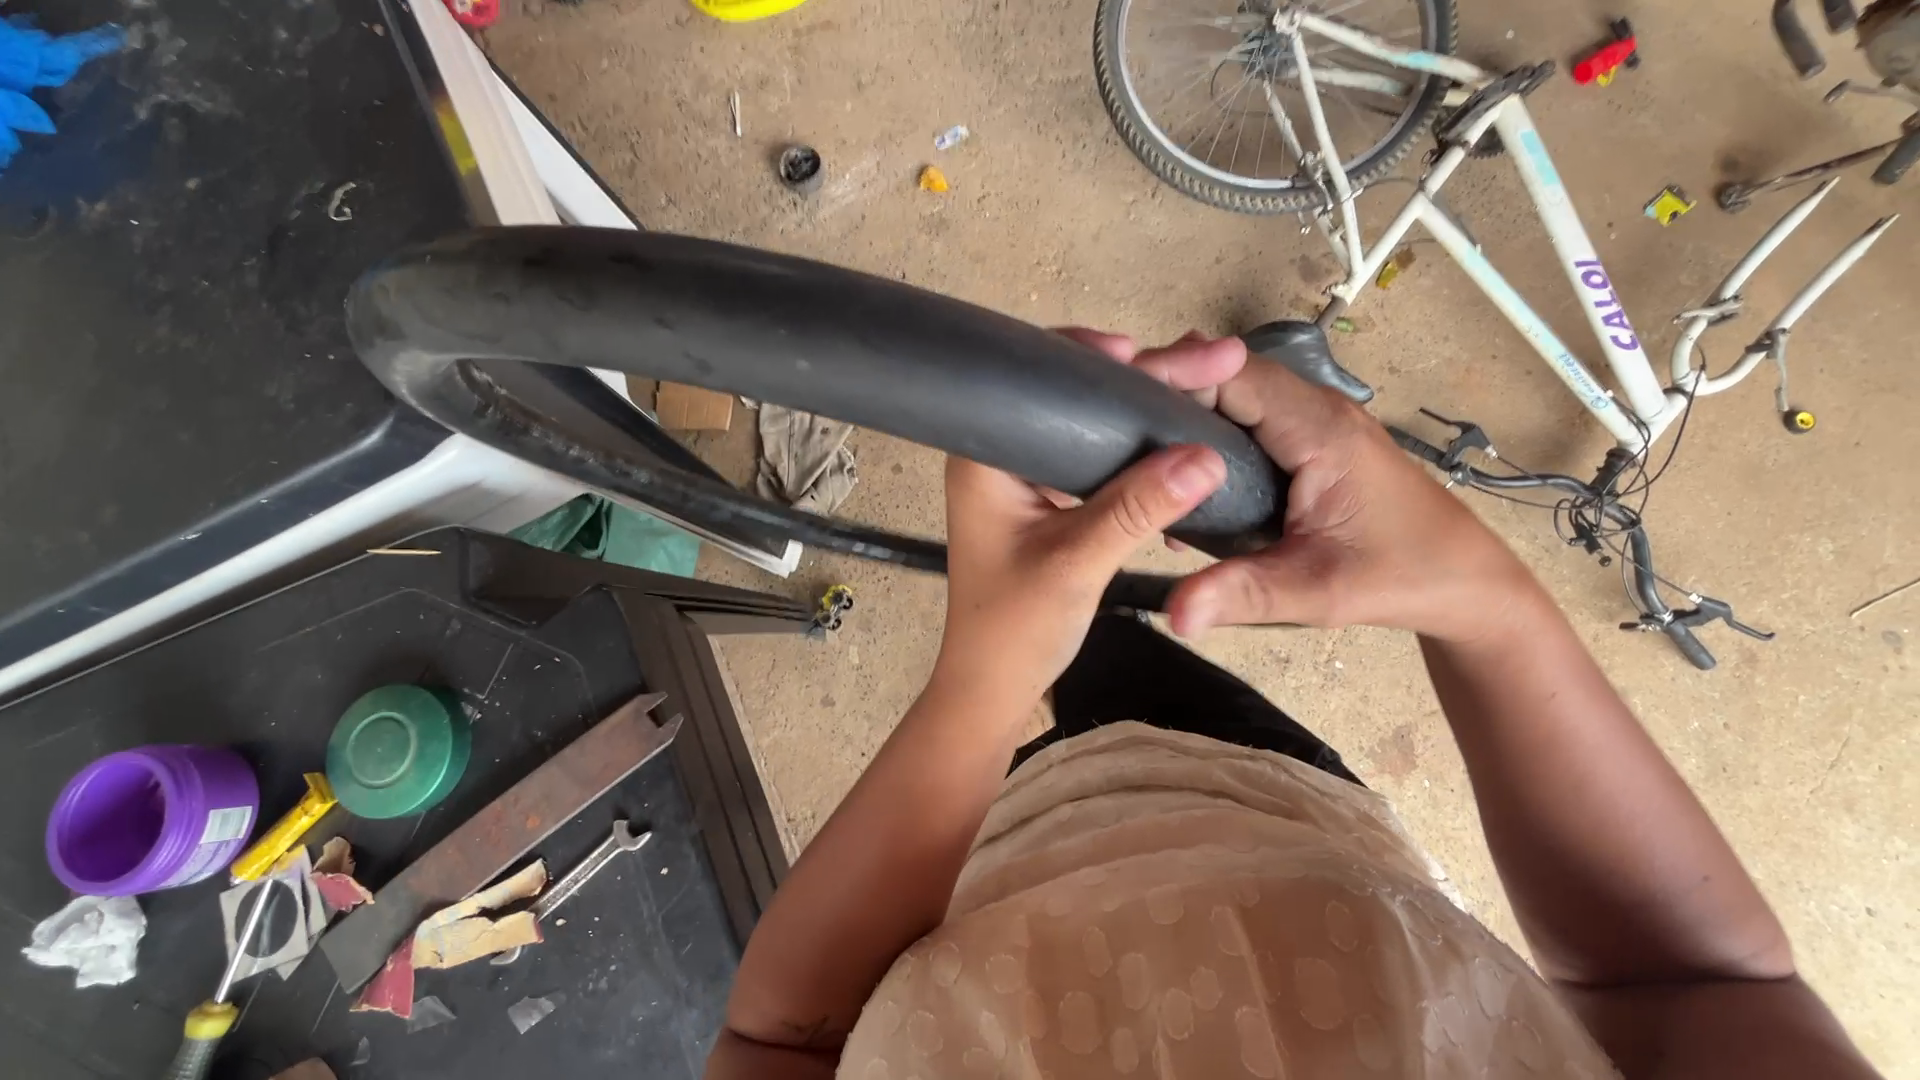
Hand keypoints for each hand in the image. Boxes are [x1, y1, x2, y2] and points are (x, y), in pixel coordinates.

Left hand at [934, 332, 1232, 705]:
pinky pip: (1091, 455)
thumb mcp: (1077, 564)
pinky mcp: (1042, 499)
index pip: (1038, 382)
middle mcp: (997, 454)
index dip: (1094, 359)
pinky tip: (1171, 439)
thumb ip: (1136, 509)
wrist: (995, 683)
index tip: (1151, 353)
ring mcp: (1020, 477)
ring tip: (1198, 388)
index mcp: (983, 456)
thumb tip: (1205, 457)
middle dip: (1136, 379)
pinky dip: (1131, 446)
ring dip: (1138, 411)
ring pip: (1085, 424)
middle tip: (1206, 362)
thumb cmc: (1014, 628)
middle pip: (1068, 396)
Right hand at [1142, 338, 1538, 642]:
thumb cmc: (1399, 576)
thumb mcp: (1316, 591)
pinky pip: (1247, 414)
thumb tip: (1172, 614)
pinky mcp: (1308, 440)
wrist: (1464, 580)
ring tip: (1132, 444)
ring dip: (1185, 406)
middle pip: (1226, 371)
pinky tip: (1178, 470)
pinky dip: (1207, 426)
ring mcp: (1313, 421)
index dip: (1174, 372)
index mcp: (1317, 430)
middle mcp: (1315, 410)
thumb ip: (1242, 594)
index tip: (1119, 396)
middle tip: (1112, 426)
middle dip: (1168, 386)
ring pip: (1234, 390)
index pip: (1232, 372)